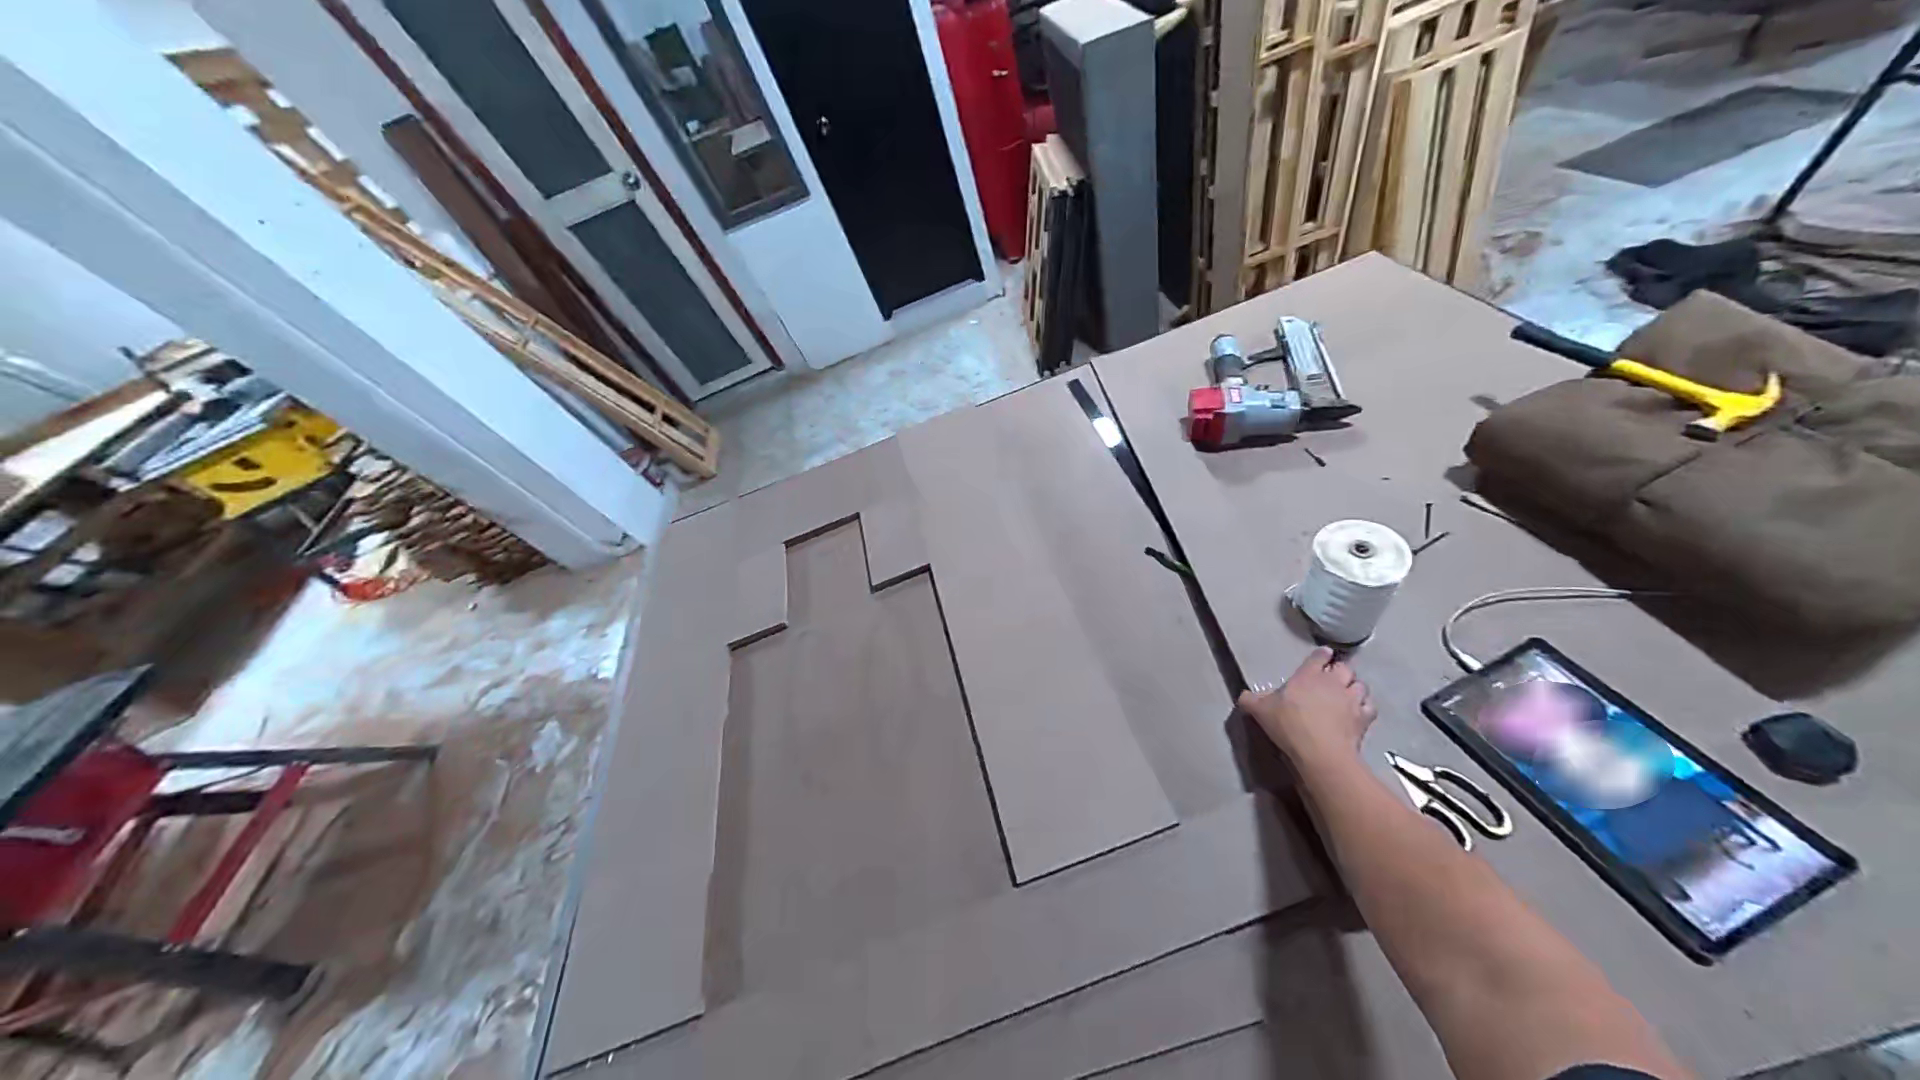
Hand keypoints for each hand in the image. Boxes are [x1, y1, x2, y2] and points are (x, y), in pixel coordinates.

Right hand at [1238, 647, 1376, 768]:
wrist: (1320, 751)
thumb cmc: (1288, 724)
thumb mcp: (1259, 711)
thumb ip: (1249, 700)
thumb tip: (1243, 695)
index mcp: (1308, 675)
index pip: (1319, 656)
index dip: (1322, 654)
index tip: (1323, 655)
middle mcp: (1333, 682)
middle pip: (1345, 667)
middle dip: (1340, 669)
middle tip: (1333, 676)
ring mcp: (1351, 699)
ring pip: (1360, 684)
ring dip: (1354, 686)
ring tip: (1347, 692)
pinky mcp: (1364, 717)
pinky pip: (1369, 705)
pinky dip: (1365, 705)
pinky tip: (1358, 711)